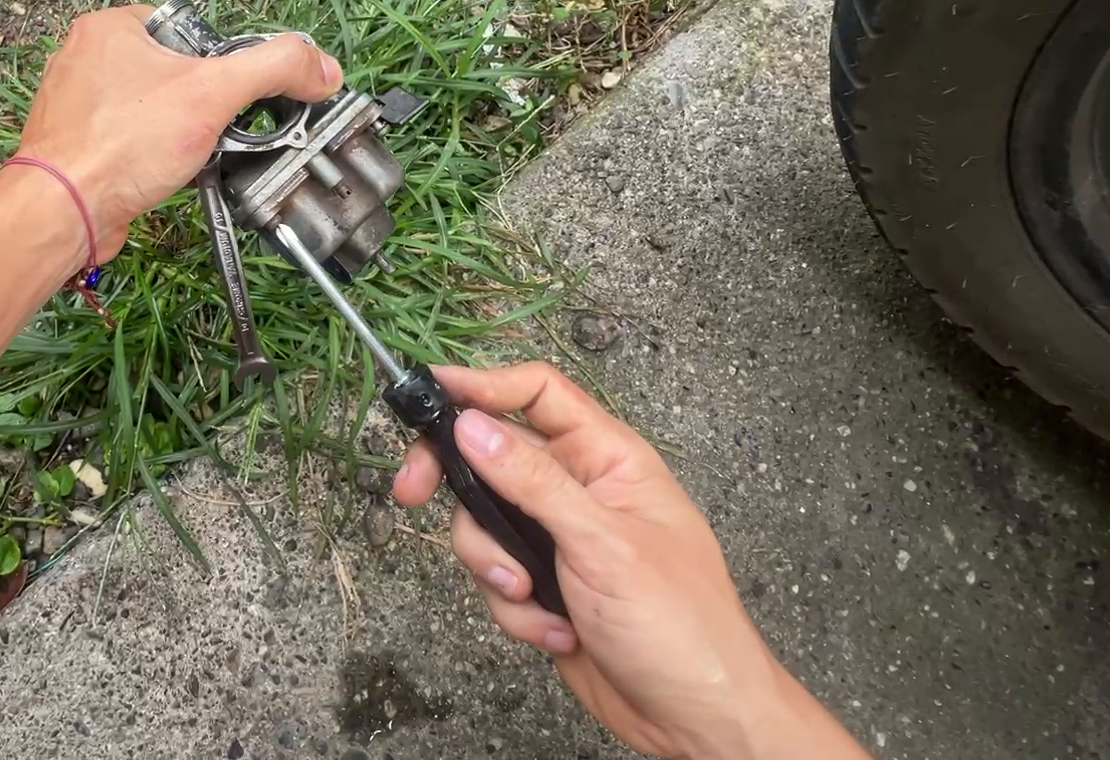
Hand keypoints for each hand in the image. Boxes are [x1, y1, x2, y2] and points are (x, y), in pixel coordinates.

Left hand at [16, 4, 341, 257]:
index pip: (187, 29)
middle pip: (171, 71)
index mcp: (111, 27)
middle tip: (211, 128)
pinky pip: (128, 141)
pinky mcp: (75, 145)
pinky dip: (150, 156)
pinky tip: (159, 173)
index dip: (217, 63)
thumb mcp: (212, 93)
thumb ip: (273, 69)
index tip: (226, 95)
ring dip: (177, 133)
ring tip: (184, 154)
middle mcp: (85, 58)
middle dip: (198, 104)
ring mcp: (75, 104)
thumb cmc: (123, 145)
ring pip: (150, 110)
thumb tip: (323, 67)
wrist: (63, 213)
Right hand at [394, 364, 866, 759]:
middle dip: (450, 477)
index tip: (430, 392)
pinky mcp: (536, 578)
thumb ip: (532, 481)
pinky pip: (492, 571)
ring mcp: (552, 533)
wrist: (698, 727)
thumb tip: (469, 425)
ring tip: (528, 594)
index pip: (536, 392)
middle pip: (488, 451)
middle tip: (411, 491)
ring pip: (481, 518)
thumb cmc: (682, 626)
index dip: (482, 384)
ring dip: (492, 561)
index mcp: (604, 457)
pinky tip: (556, 630)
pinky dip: (512, 605)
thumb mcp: (603, 544)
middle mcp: (573, 486)